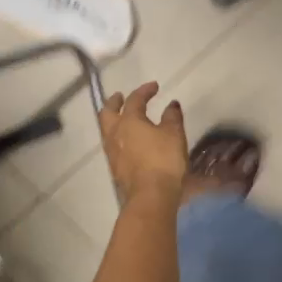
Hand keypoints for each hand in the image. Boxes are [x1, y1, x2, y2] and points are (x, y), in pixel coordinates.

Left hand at [99, 82, 186, 205]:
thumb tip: (171, 105)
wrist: (151, 195)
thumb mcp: (174, 135)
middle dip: (114, 102)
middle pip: (108, 112)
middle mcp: (115, 133)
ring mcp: (112, 152)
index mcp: (129, 121)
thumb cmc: (164, 160)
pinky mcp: (115, 168)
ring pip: (106, 129)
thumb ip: (172, 117)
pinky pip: (112, 145)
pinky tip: (126, 141)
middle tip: (120, 96)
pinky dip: (117, 136)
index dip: (145, 91)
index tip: (155, 86)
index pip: (135, 100)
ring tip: (122, 118)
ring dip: (113, 120)